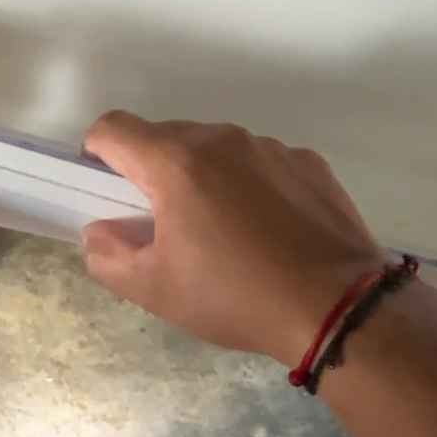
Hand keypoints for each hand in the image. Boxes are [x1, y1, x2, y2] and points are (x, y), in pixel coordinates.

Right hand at [80, 113, 387, 367]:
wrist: (339, 308)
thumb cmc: (234, 296)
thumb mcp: (153, 290)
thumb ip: (106, 255)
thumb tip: (100, 229)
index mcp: (175, 163)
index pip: (113, 128)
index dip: (97, 154)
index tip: (108, 190)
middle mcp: (221, 139)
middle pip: (163, 136)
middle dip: (150, 171)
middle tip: (163, 224)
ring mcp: (270, 147)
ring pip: (213, 147)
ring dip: (200, 175)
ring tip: (220, 230)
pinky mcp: (308, 163)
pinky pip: (258, 162)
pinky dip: (247, 184)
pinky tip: (265, 230)